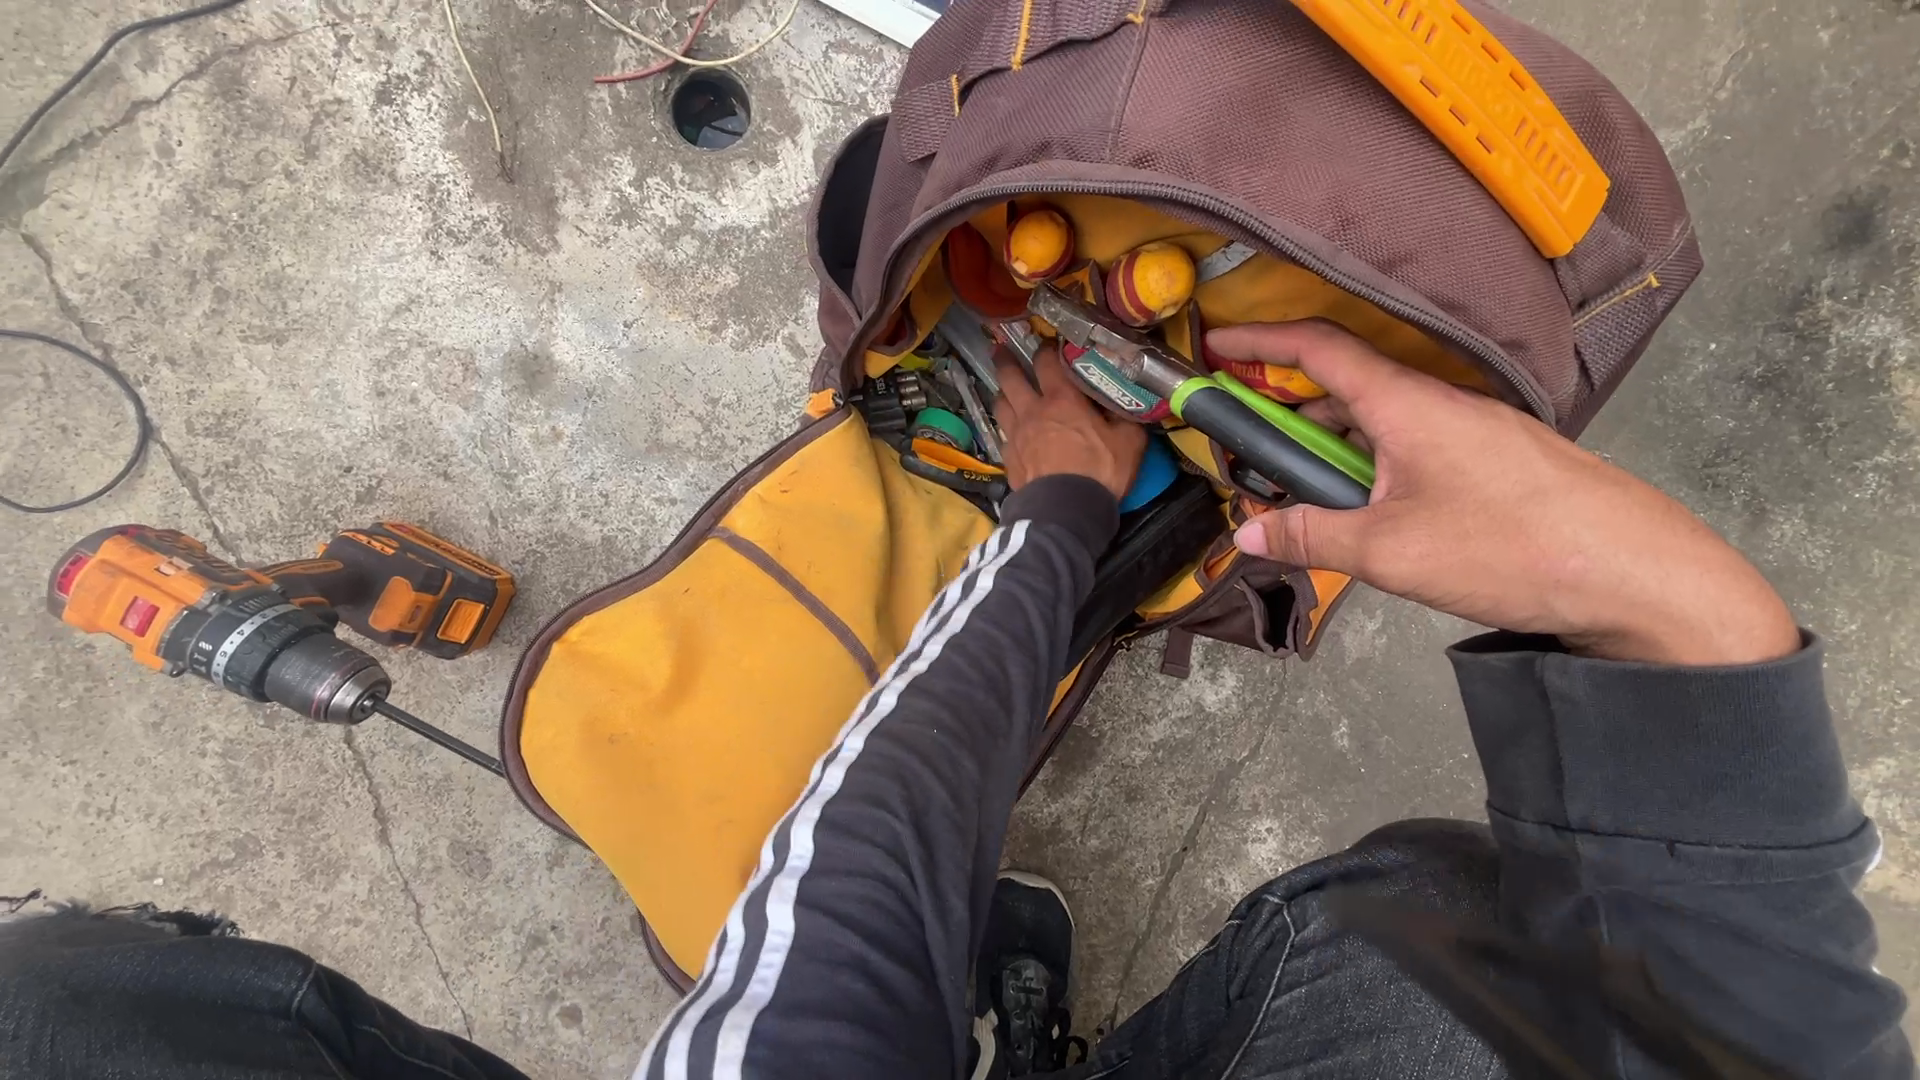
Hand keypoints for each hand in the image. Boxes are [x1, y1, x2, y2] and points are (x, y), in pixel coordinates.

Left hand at [992, 345, 1146, 499]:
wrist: (1065, 511)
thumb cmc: (1099, 472)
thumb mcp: (1128, 442)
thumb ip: (1125, 418)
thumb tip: (1127, 405)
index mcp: (1062, 399)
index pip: (1046, 362)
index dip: (1045, 349)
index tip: (1046, 344)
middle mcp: (1033, 411)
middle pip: (1010, 377)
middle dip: (1005, 360)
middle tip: (1000, 350)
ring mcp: (1016, 435)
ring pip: (1001, 404)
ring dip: (1002, 393)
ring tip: (1004, 389)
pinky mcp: (1009, 459)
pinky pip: (1003, 435)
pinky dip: (1006, 428)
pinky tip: (1011, 431)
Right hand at [1206, 321, 1799, 665]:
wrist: (1644, 579)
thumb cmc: (1512, 550)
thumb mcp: (1388, 552)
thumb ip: (1307, 538)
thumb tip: (1246, 536)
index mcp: (1408, 406)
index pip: (1320, 349)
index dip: (1261, 342)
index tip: (1217, 345)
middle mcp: (1440, 405)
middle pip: (1344, 385)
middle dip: (1286, 405)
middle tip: (1248, 440)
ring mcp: (1473, 431)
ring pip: (1379, 419)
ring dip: (1328, 442)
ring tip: (1299, 488)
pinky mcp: (1494, 461)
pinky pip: (1411, 444)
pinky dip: (1368, 462)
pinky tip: (1363, 506)